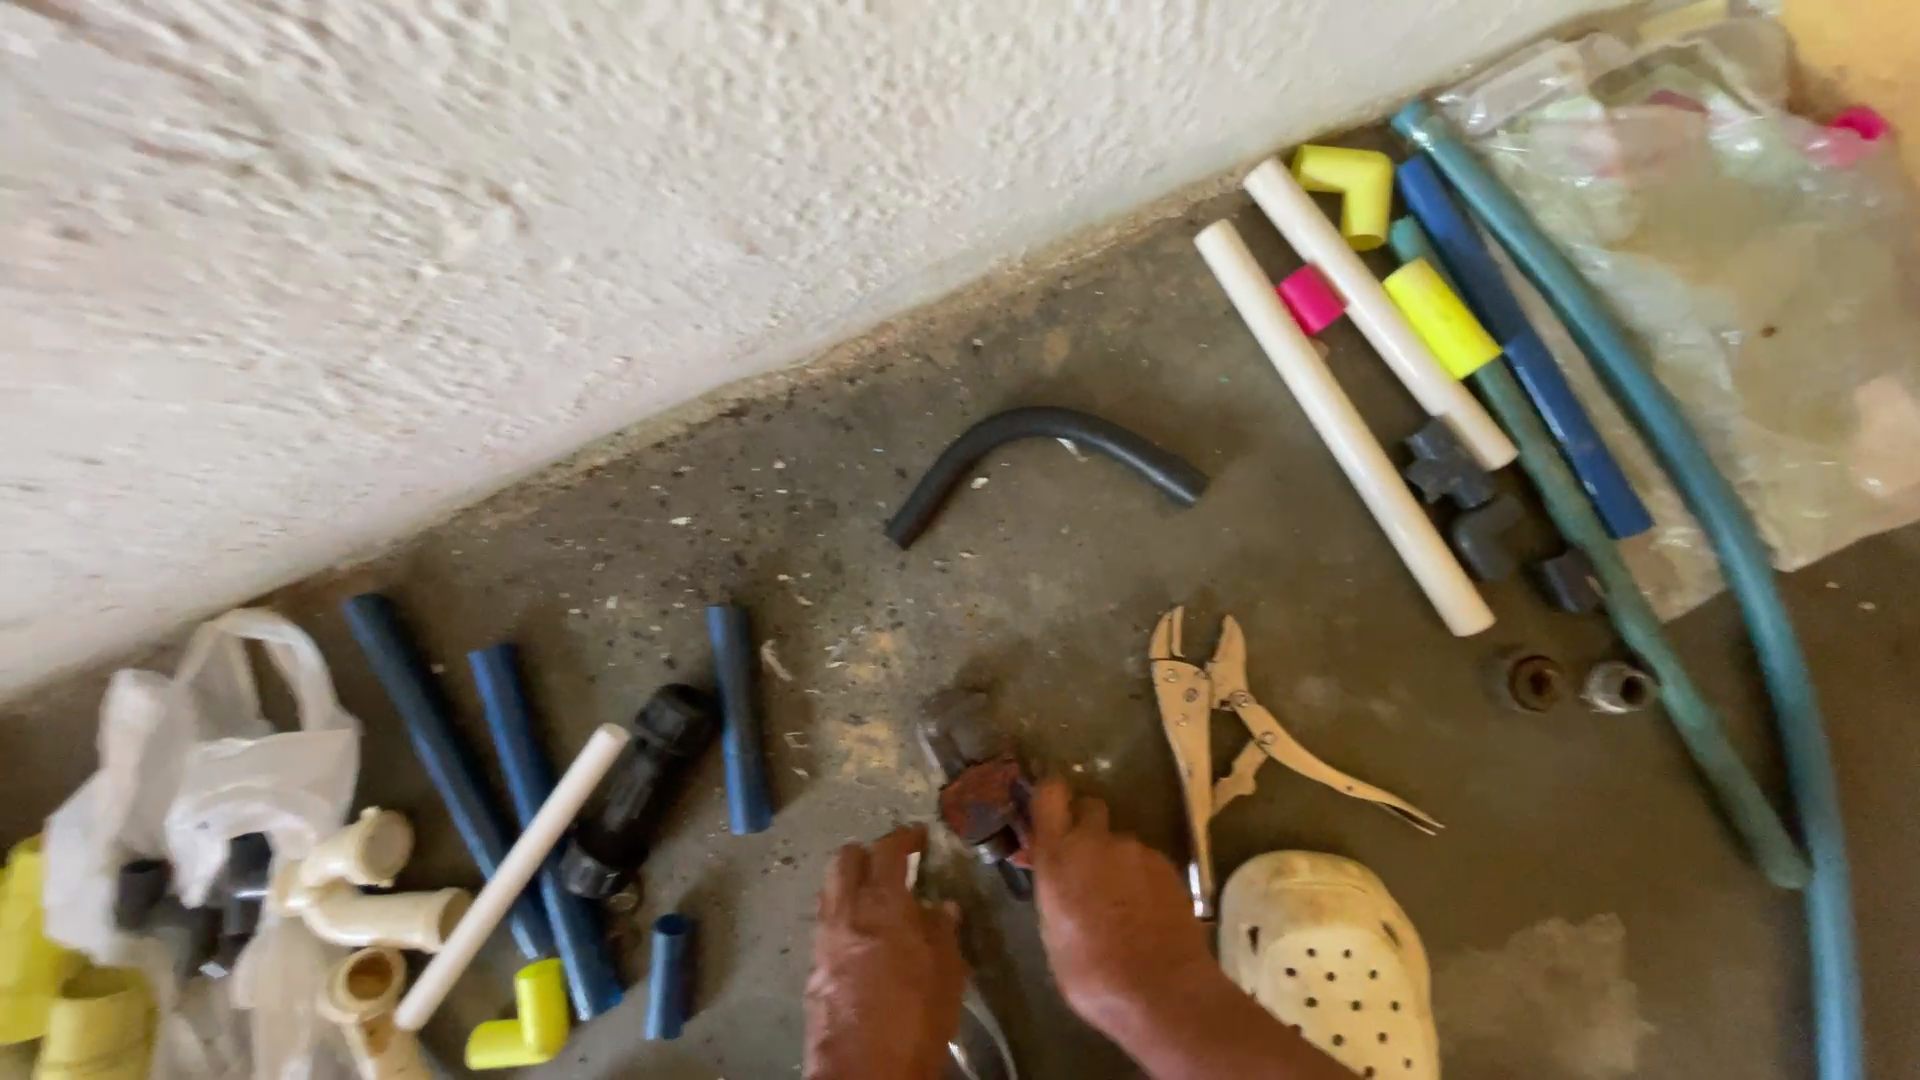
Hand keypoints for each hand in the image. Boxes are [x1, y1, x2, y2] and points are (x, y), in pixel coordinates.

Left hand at [804, 824, 966, 1079]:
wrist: (865, 1074)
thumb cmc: (916, 1017)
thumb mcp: (947, 971)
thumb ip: (942, 930)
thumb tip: (942, 907)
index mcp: (882, 903)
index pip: (887, 848)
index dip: (904, 836)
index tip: (917, 836)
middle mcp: (846, 910)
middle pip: (845, 858)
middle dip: (868, 853)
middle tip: (891, 864)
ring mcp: (824, 938)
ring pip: (830, 888)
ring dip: (851, 883)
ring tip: (876, 899)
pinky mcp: (813, 967)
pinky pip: (826, 923)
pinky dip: (843, 916)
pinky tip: (863, 936)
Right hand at [1028, 778, 1214, 1031]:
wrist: (1163, 992)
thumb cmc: (1092, 973)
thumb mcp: (1052, 932)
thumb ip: (1053, 891)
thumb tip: (1055, 878)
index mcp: (1058, 855)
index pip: (1049, 794)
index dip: (1050, 796)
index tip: (1050, 810)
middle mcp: (1095, 840)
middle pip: (1090, 808)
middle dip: (1086, 827)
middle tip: (1086, 861)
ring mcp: (1135, 850)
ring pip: (1119, 841)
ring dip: (1116, 860)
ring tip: (1120, 901)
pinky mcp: (1166, 865)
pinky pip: (1145, 861)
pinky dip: (1141, 877)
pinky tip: (1145, 911)